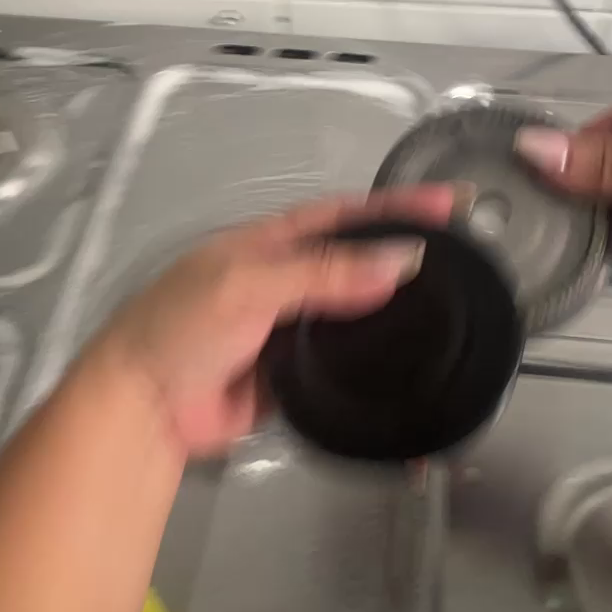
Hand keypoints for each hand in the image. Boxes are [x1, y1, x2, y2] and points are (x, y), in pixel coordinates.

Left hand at [83, 187, 455, 454]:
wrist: (144, 407)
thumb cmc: (184, 327)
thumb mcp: (249, 285)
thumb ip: (325, 274)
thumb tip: (402, 261)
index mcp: (273, 243)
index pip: (346, 215)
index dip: (395, 207)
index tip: (449, 203)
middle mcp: (289, 279)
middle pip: (359, 261)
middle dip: (408, 254)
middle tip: (466, 257)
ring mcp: (295, 327)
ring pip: (358, 313)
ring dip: (399, 309)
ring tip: (454, 308)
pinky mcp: (299, 373)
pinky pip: (347, 361)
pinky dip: (379, 361)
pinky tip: (413, 363)